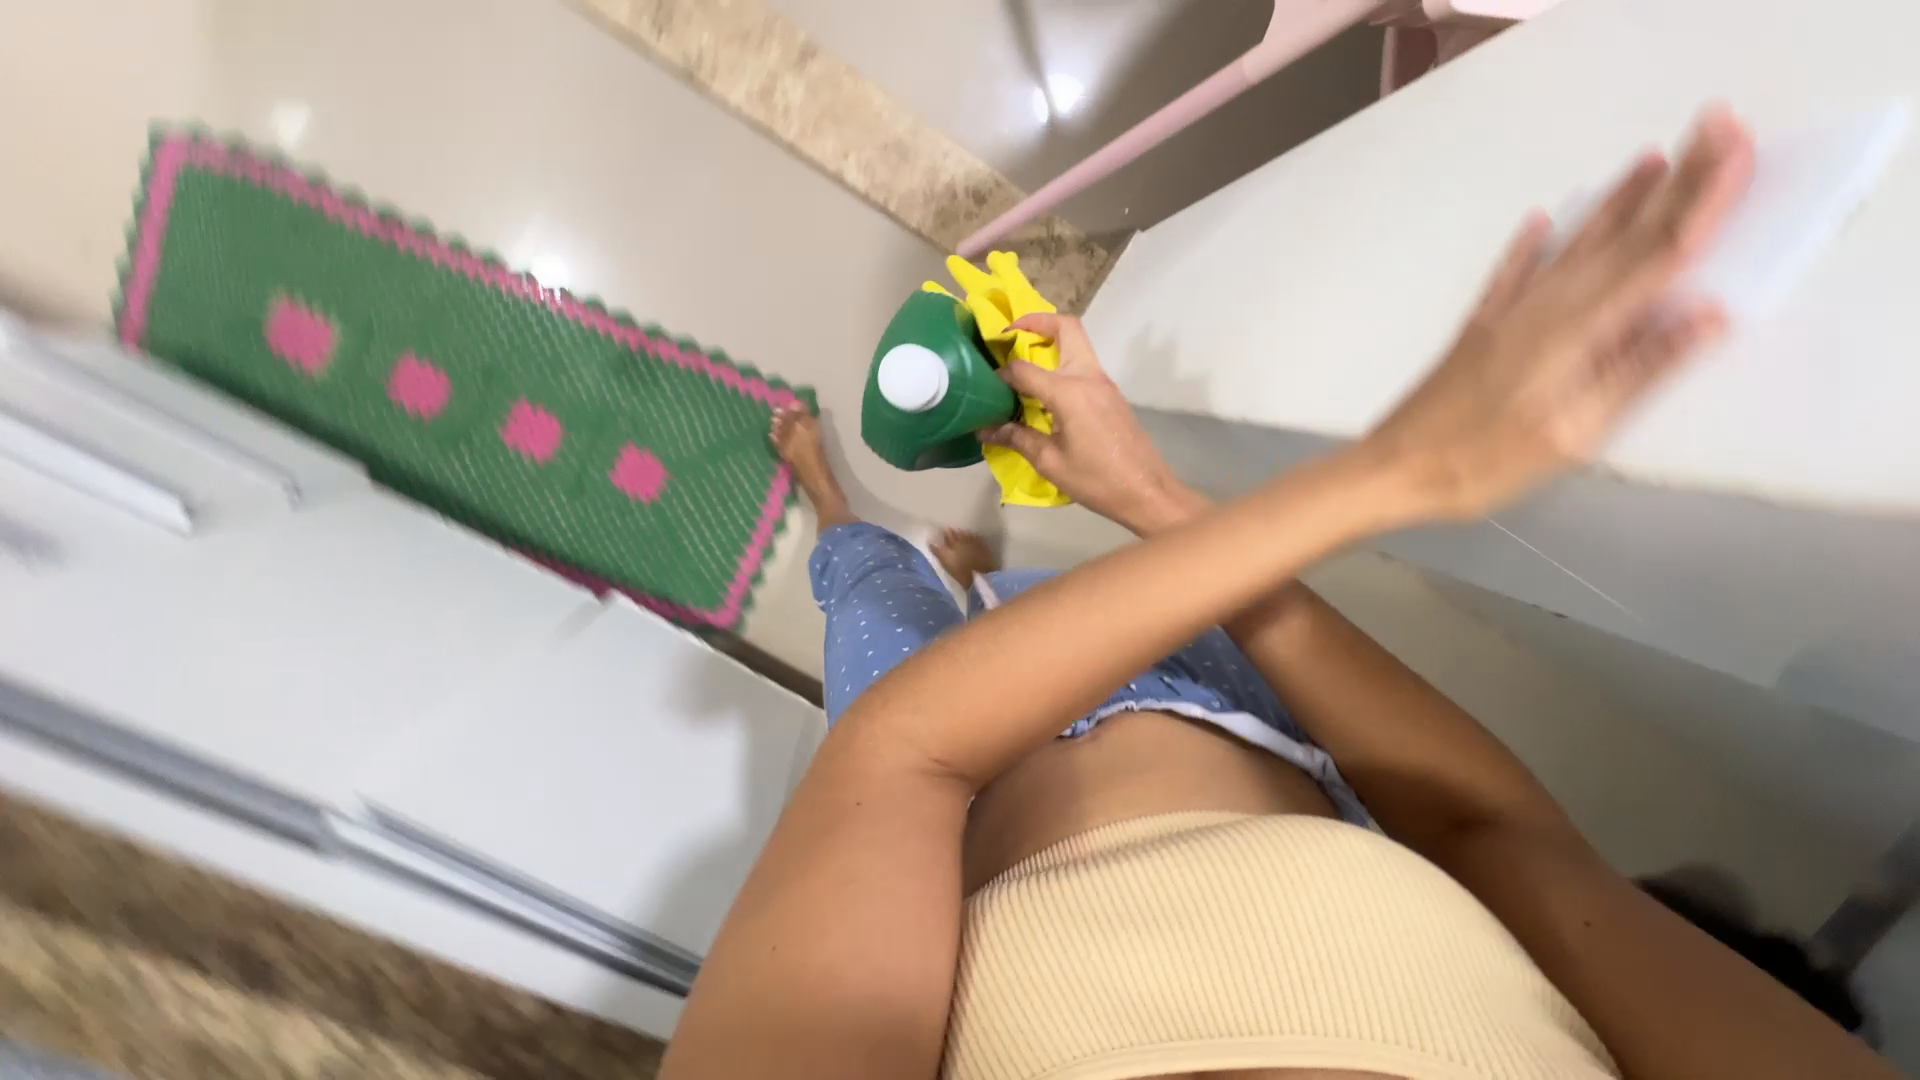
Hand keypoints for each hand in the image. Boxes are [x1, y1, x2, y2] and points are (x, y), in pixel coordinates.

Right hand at [977, 313, 1203, 533]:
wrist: (1146, 492)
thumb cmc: (1096, 480)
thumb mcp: (1050, 462)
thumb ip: (1016, 438)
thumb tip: (985, 428)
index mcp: (1069, 392)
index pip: (1024, 369)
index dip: (1000, 374)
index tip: (985, 384)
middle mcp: (1088, 377)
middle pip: (1066, 328)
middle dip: (1036, 322)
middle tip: (1010, 333)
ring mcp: (1104, 384)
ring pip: (1077, 343)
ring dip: (1050, 342)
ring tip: (1023, 362)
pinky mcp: (1111, 395)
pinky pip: (1083, 365)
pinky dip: (1061, 363)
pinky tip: (1045, 391)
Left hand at [1362, 105, 1754, 521]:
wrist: (1390, 469)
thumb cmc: (1478, 463)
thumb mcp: (1571, 433)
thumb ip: (1636, 373)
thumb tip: (1707, 314)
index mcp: (1572, 336)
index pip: (1655, 258)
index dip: (1703, 204)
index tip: (1742, 149)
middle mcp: (1538, 314)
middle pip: (1619, 242)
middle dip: (1674, 185)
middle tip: (1717, 126)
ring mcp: (1501, 321)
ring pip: (1567, 251)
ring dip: (1611, 205)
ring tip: (1648, 160)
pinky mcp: (1473, 336)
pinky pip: (1505, 278)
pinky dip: (1526, 248)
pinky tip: (1536, 220)